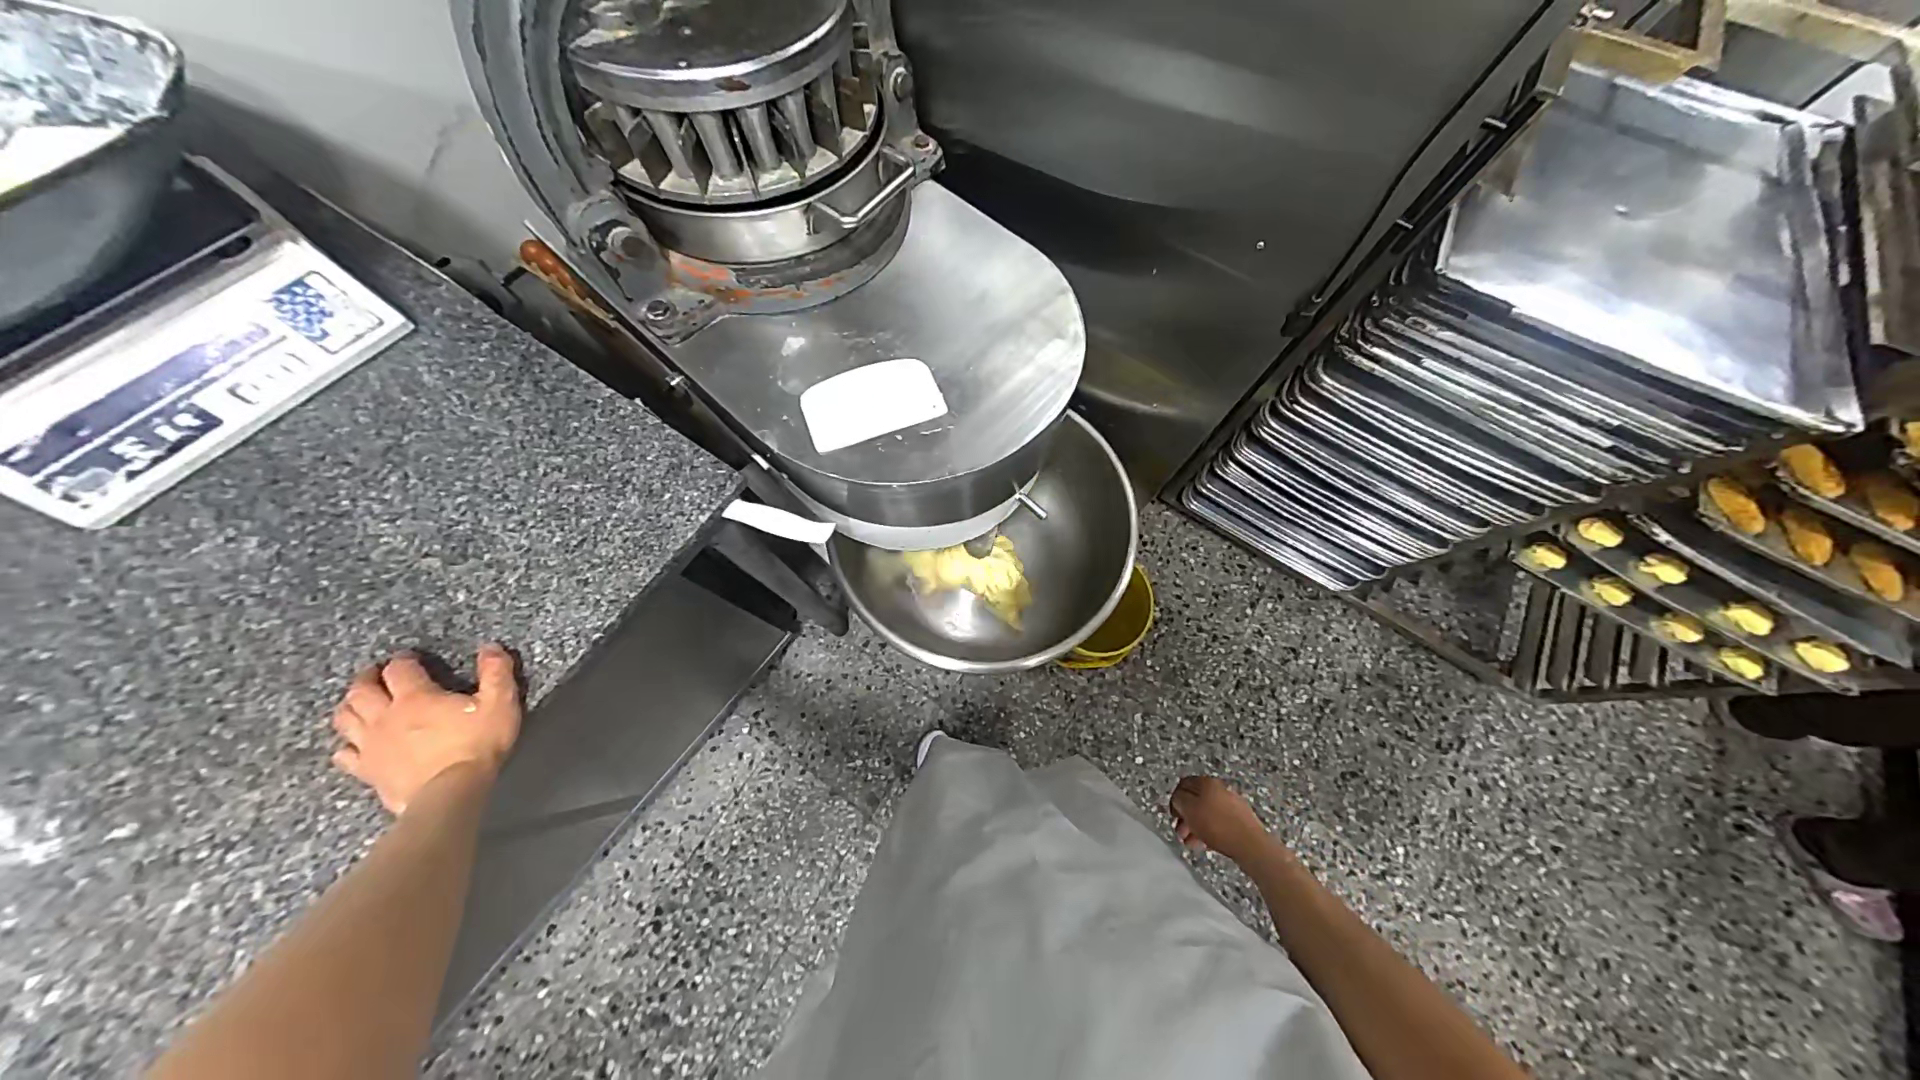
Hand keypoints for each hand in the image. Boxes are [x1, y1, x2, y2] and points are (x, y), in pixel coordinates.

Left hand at [330, 645, 521, 813]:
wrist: (450, 792)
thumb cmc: (477, 743)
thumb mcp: (500, 703)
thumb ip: (496, 672)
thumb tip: (490, 647)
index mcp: (415, 697)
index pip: (399, 669)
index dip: (404, 659)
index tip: (410, 657)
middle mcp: (384, 716)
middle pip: (362, 690)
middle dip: (367, 678)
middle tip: (375, 673)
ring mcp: (371, 745)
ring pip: (345, 718)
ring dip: (350, 706)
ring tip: (360, 702)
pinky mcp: (367, 770)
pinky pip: (344, 754)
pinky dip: (346, 745)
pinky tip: (354, 745)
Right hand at [1169, 776, 1271, 861]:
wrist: (1250, 844)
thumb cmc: (1217, 825)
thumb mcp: (1188, 809)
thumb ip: (1178, 800)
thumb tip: (1178, 799)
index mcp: (1207, 782)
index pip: (1184, 784)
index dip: (1175, 799)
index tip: (1173, 814)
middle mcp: (1221, 789)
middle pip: (1196, 799)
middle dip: (1186, 816)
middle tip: (1181, 830)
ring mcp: (1233, 804)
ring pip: (1208, 812)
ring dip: (1197, 826)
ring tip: (1191, 842)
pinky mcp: (1242, 820)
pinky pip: (1220, 822)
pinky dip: (1210, 831)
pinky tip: (1206, 844)